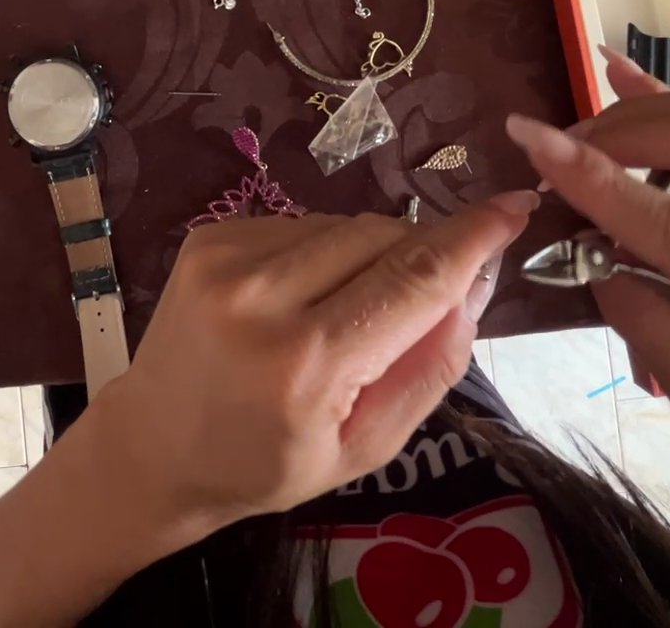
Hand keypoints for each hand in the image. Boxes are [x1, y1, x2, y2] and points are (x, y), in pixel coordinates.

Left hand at [75, 197, 534, 537]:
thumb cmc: (267, 462)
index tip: (514, 207)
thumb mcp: (365, 446)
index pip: (411, 281)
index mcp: (306, 364)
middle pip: (379, 236)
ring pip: (341, 223)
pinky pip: (298, 224)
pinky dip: (318, 250)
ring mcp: (225, 257)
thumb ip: (429, 366)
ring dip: (365, 254)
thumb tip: (472, 285)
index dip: (470, 239)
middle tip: (418, 294)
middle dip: (418, 252)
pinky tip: (295, 295)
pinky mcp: (207, 236)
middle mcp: (261, 297)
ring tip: (340, 309)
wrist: (155, 443)